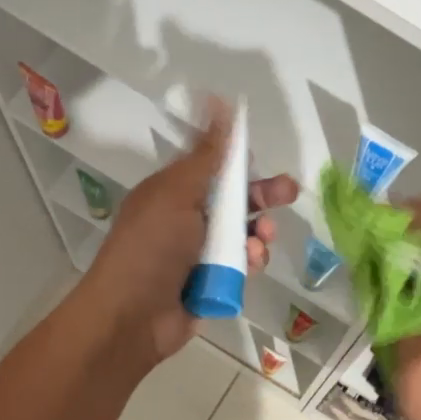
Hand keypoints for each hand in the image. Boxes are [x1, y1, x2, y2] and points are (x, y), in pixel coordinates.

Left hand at [79, 99, 299, 365]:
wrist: (131, 317)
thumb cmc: (150, 249)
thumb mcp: (178, 194)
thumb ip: (207, 155)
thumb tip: (218, 102)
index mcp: (172, 193)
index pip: (212, 169)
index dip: (238, 163)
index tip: (261, 157)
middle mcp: (185, 221)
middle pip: (233, 201)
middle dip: (261, 197)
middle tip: (289, 193)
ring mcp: (198, 255)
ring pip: (242, 236)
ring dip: (257, 235)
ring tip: (260, 242)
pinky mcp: (210, 285)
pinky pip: (240, 268)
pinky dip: (248, 264)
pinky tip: (250, 265)